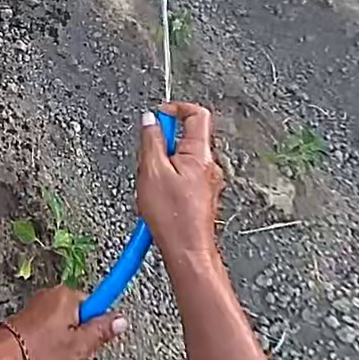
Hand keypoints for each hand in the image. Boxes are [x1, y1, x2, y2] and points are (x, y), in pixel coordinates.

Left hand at [2, 286, 126, 359]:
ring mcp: (38, 305)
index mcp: (68, 295)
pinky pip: (48, 329)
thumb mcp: (79, 348)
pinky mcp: (27, 319)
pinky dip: (49, 344)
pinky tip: (43, 359)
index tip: (99, 335)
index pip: (96, 303)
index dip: (98, 324)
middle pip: (79, 315)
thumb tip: (120, 319)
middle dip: (79, 337)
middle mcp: (52, 294)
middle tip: (74, 355)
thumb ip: (102, 331)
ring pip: (63, 325)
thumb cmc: (39, 355)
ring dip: (63, 343)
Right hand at [136, 103, 223, 262]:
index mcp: (200, 154)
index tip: (158, 114)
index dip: (176, 108)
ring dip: (164, 163)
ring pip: (182, 156)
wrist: (187, 251)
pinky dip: (169, 177)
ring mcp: (207, 180)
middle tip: (151, 158)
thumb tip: (149, 119)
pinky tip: (159, 194)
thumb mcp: (151, 171)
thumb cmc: (173, 218)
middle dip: (163, 143)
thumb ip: (150, 140)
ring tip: (153, 181)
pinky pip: (183, 174)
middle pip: (186, 136)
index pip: (196, 114)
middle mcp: (208, 164)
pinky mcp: (201, 193)